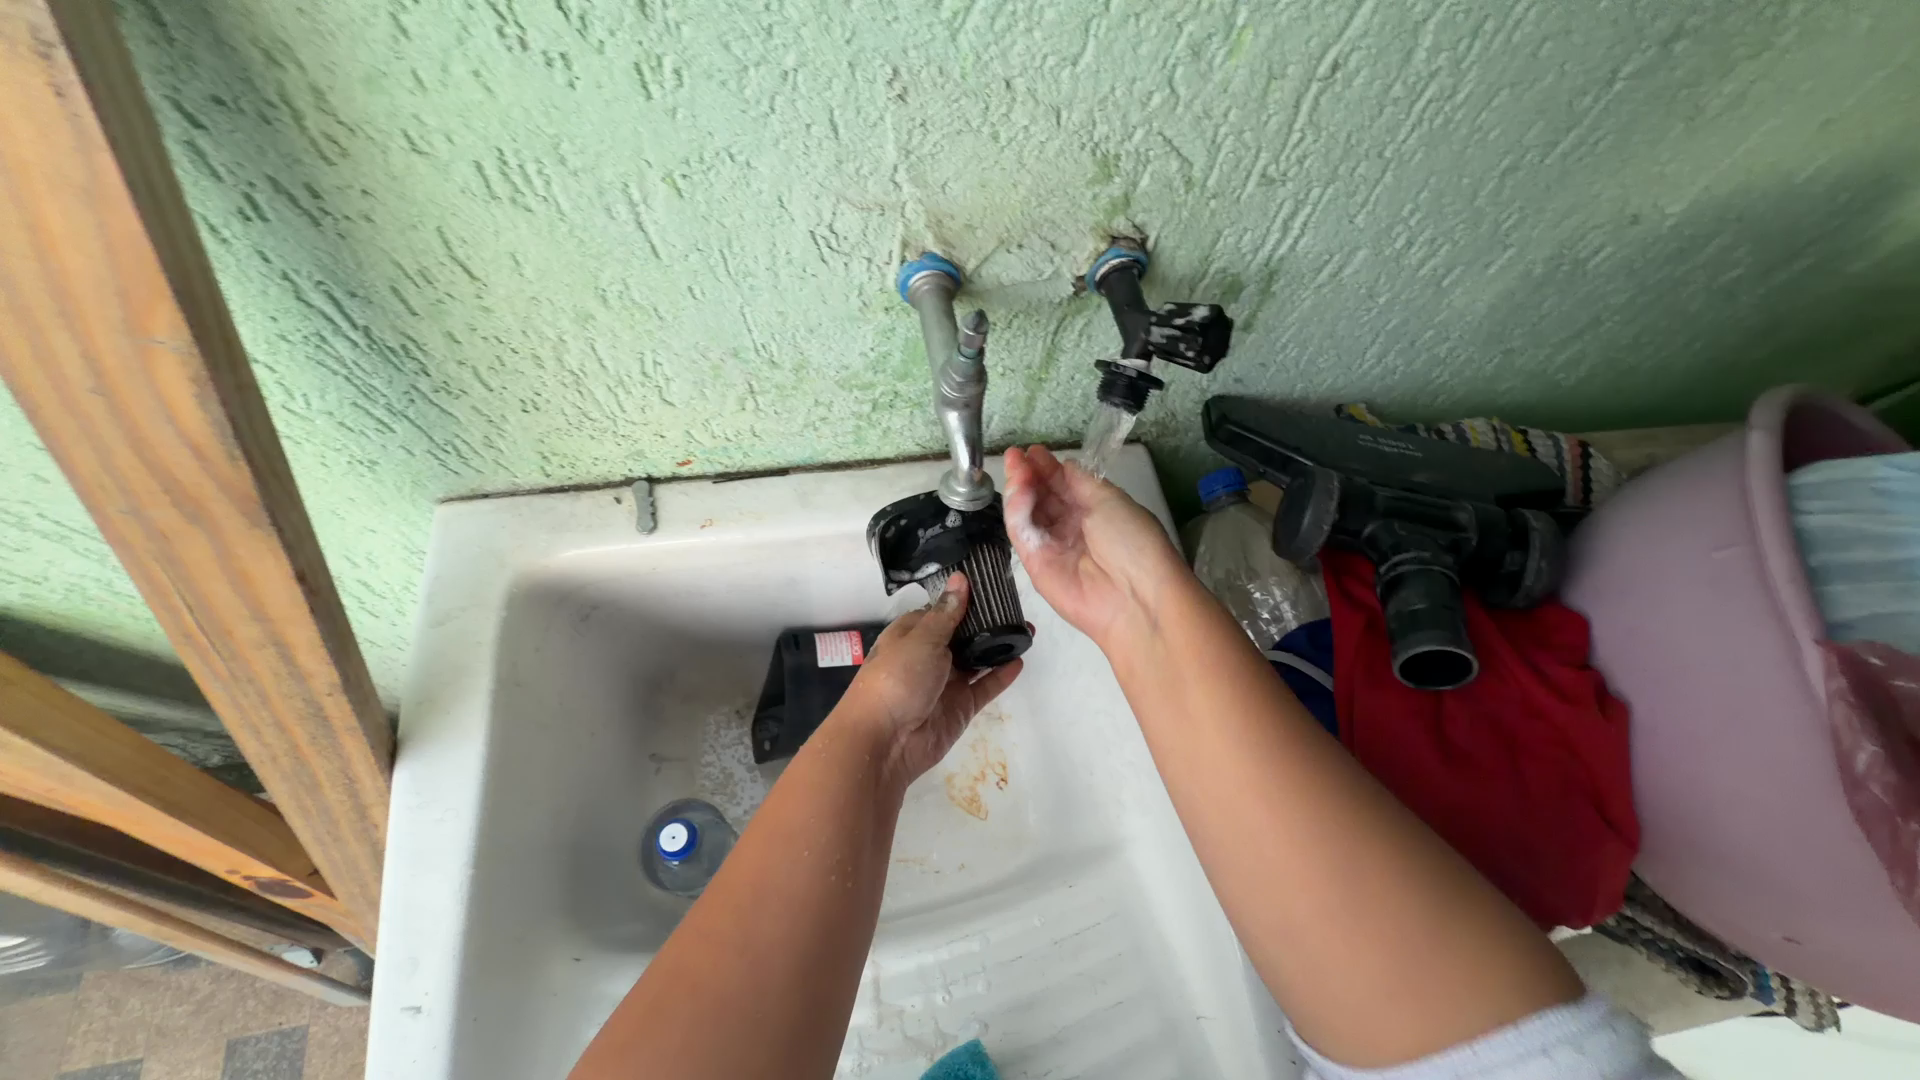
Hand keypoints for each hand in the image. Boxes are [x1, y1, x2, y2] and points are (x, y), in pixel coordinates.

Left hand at [837, 573, 1023, 790]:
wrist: (885, 742)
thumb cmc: (897, 679)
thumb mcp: (921, 639)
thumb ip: (947, 613)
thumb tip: (960, 578)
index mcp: (911, 635)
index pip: (941, 610)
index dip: (963, 598)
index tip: (990, 584)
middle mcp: (928, 656)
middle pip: (961, 634)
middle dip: (985, 622)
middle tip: (1016, 606)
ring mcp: (946, 683)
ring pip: (976, 660)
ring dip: (997, 647)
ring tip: (1026, 630)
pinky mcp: (960, 707)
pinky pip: (984, 686)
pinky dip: (1001, 675)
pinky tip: (1019, 660)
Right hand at [1004, 445, 1190, 645]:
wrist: (1136, 596)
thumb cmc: (1133, 541)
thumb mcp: (1111, 500)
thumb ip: (1080, 482)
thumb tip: (1063, 466)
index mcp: (1093, 511)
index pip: (1062, 485)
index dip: (1047, 468)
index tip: (1032, 451)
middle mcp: (1071, 528)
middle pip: (1041, 498)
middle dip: (1028, 475)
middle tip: (1015, 456)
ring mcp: (1051, 547)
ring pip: (1027, 513)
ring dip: (1020, 488)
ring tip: (1015, 467)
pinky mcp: (1034, 565)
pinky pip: (1021, 533)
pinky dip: (1017, 510)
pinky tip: (1020, 491)